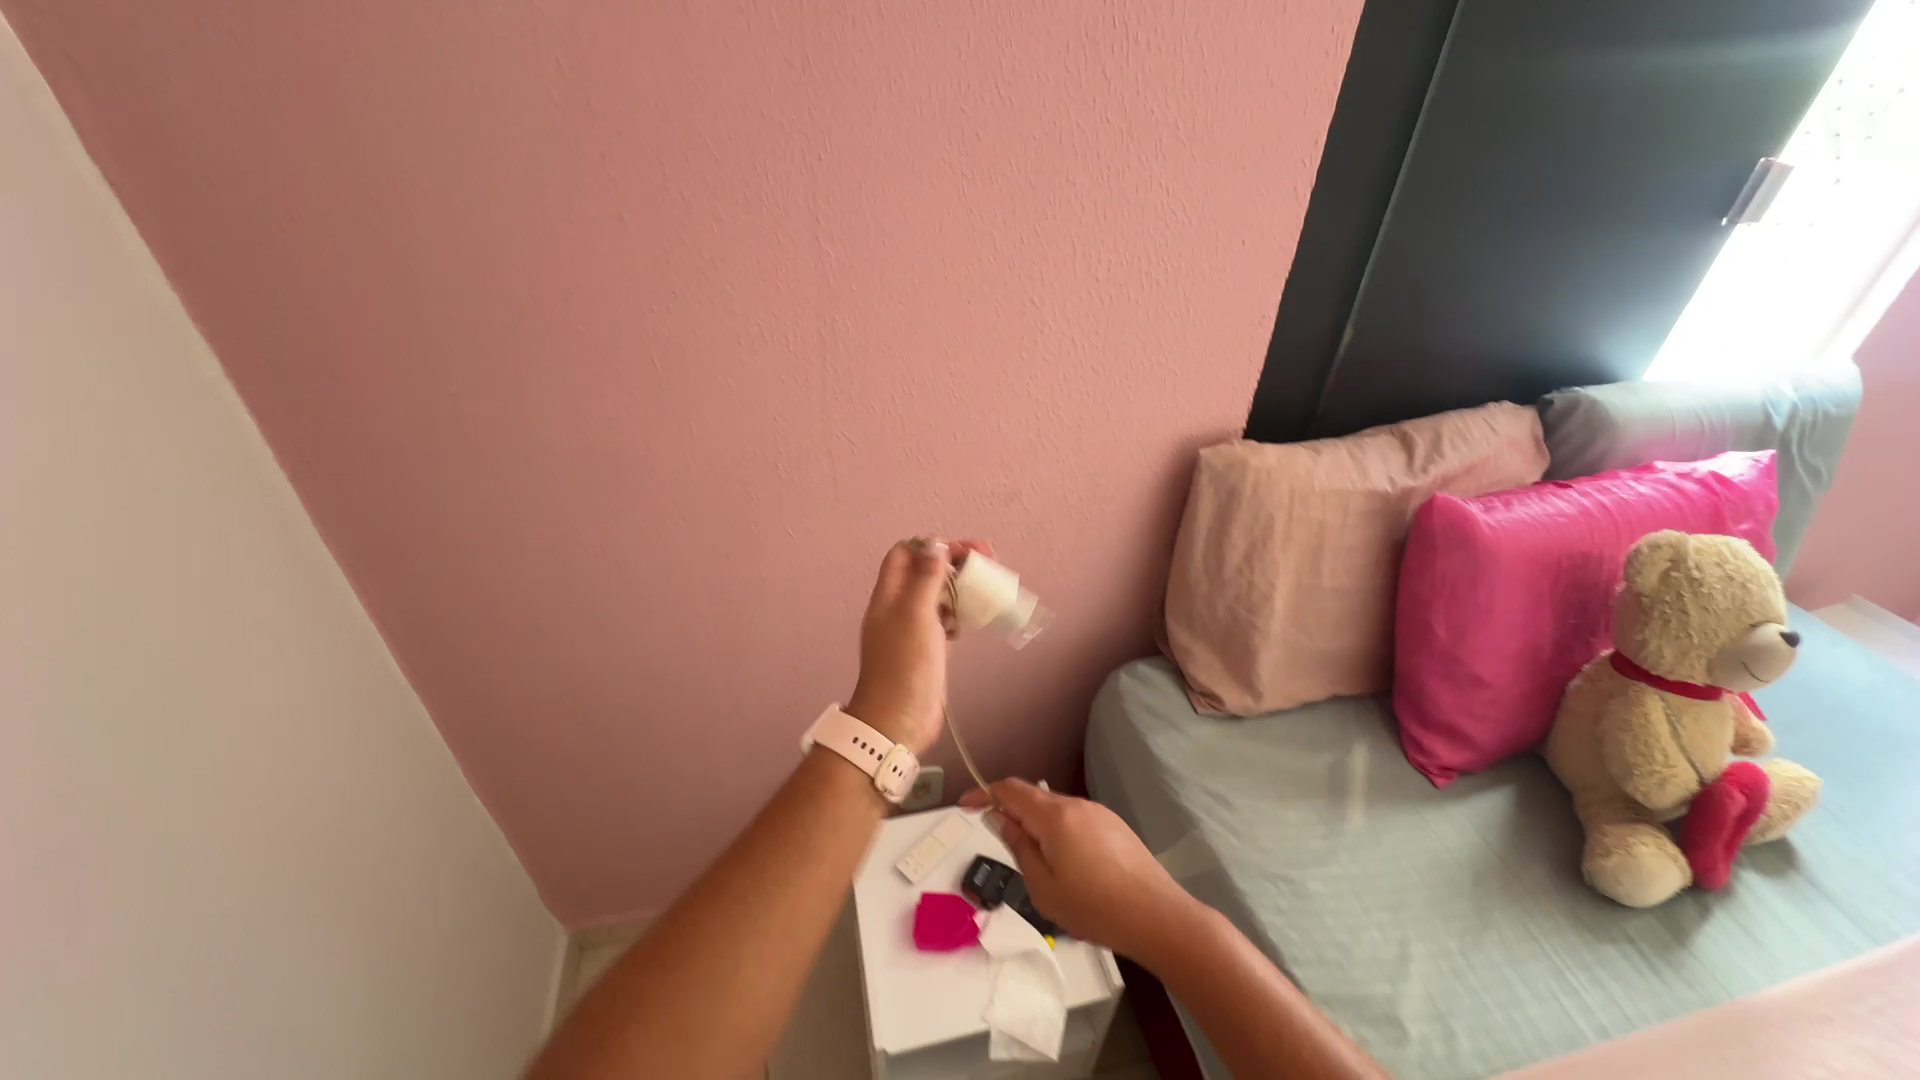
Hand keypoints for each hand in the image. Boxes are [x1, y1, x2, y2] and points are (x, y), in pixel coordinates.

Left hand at [845, 538, 991, 754]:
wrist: (898, 719)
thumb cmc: (905, 665)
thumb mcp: (915, 613)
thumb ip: (925, 578)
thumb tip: (935, 544)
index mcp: (889, 595)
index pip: (905, 553)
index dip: (933, 545)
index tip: (965, 552)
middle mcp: (898, 608)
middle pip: (925, 571)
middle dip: (954, 564)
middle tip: (987, 564)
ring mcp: (912, 630)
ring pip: (937, 596)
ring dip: (958, 590)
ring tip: (982, 593)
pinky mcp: (927, 649)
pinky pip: (943, 621)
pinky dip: (957, 616)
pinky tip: (966, 624)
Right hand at [962, 779, 1197, 961]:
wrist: (1157, 916)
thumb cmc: (1094, 907)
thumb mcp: (1043, 888)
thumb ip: (1020, 849)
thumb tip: (1003, 821)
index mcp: (1055, 817)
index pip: (1010, 790)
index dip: (984, 793)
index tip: (965, 805)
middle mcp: (1077, 805)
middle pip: (1034, 797)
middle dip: (1010, 810)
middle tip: (999, 837)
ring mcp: (1099, 813)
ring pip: (1056, 808)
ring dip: (1036, 823)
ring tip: (1034, 859)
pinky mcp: (1115, 826)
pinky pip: (1076, 819)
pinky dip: (1059, 830)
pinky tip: (1066, 862)